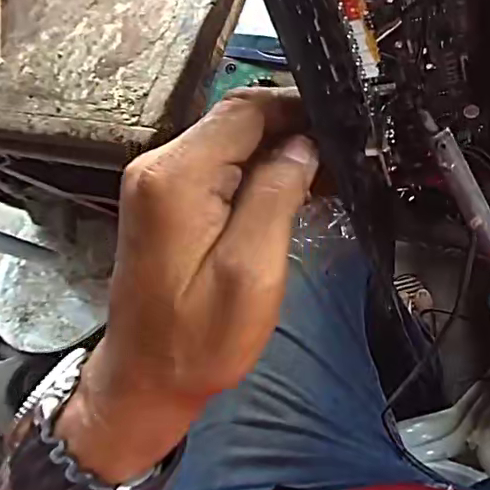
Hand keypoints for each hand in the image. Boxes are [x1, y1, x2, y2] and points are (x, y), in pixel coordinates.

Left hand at [62, 88, 318, 478]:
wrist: (146, 381)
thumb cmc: (200, 337)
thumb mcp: (251, 269)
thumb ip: (276, 196)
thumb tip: (303, 146)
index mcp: (178, 176)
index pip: (246, 111)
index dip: (298, 109)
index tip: (343, 124)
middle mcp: (161, 166)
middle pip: (239, 119)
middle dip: (295, 125)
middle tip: (343, 149)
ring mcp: (163, 181)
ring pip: (236, 138)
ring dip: (283, 146)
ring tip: (330, 169)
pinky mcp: (172, 199)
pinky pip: (225, 163)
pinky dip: (265, 166)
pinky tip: (299, 184)